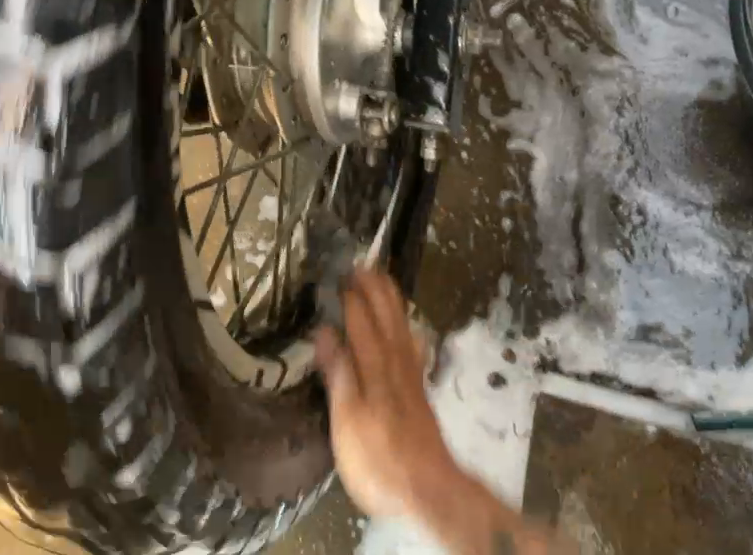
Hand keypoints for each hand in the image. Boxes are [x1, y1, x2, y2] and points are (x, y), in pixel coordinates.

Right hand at [313, 269, 460, 521]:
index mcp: (375, 368)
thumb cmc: (379, 460)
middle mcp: (396, 364)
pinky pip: (412, 345)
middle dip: (376, 290)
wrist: (428, 488)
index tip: (343, 271)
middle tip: (365, 263)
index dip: (353, 298)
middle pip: (386, 318)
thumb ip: (339, 374)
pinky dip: (407, 328)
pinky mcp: (419, 392)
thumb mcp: (347, 422)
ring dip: (391, 302)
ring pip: (401, 327)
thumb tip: (324, 331)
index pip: (362, 323)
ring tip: (384, 281)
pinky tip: (409, 327)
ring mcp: (411, 377)